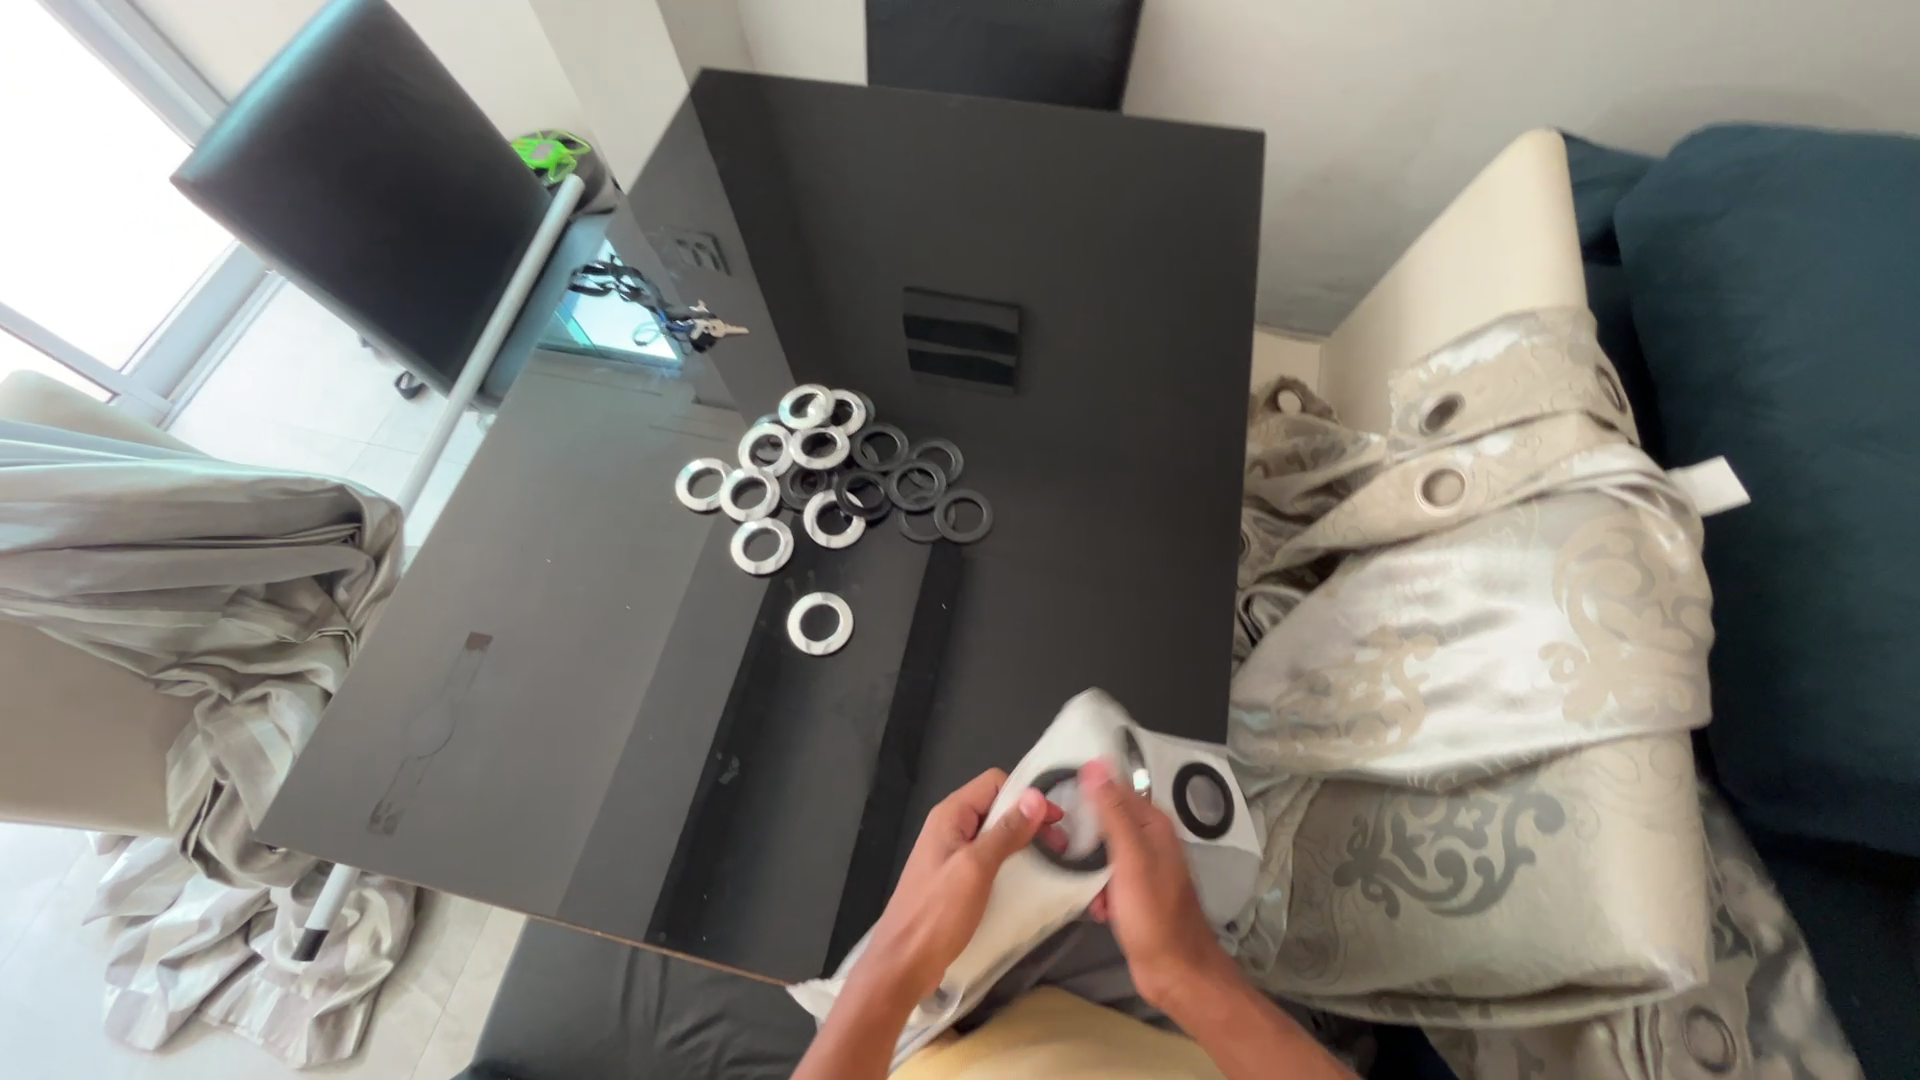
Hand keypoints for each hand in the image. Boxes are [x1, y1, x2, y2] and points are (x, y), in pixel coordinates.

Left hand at [852, 769, 1061, 1004]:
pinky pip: (988, 858)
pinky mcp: (956, 879)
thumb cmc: (937, 913)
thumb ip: (1006, 831)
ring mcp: (952, 853)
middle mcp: (950, 826)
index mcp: (951, 814)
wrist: (902, 964)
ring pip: (994, 834)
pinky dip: (1010, 863)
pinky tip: (1028, 880)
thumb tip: (1036, 796)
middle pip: (996, 807)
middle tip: (1060, 844)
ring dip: (1023, 842)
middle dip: (1029, 820)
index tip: (1054, 820)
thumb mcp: (976, 868)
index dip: (1026, 796)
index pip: (994, 782)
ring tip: (1051, 861)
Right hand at [1081, 758, 1234, 1007]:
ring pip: (1102, 850)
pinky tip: (1097, 905)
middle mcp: (1150, 839)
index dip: (1088, 788)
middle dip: (1084, 833)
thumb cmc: (1153, 914)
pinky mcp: (1134, 892)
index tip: (1057, 794)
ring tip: (1082, 881)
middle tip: (1062, 842)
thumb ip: (1112, 811)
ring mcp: (1142, 866)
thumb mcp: (1129, 858)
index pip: (1115, 787)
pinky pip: (1106, 877)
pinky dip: (1097, 889)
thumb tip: (1095, 766)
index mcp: (1153, 823)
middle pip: (1106, 819)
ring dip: (1088, 866)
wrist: (1174, 973)